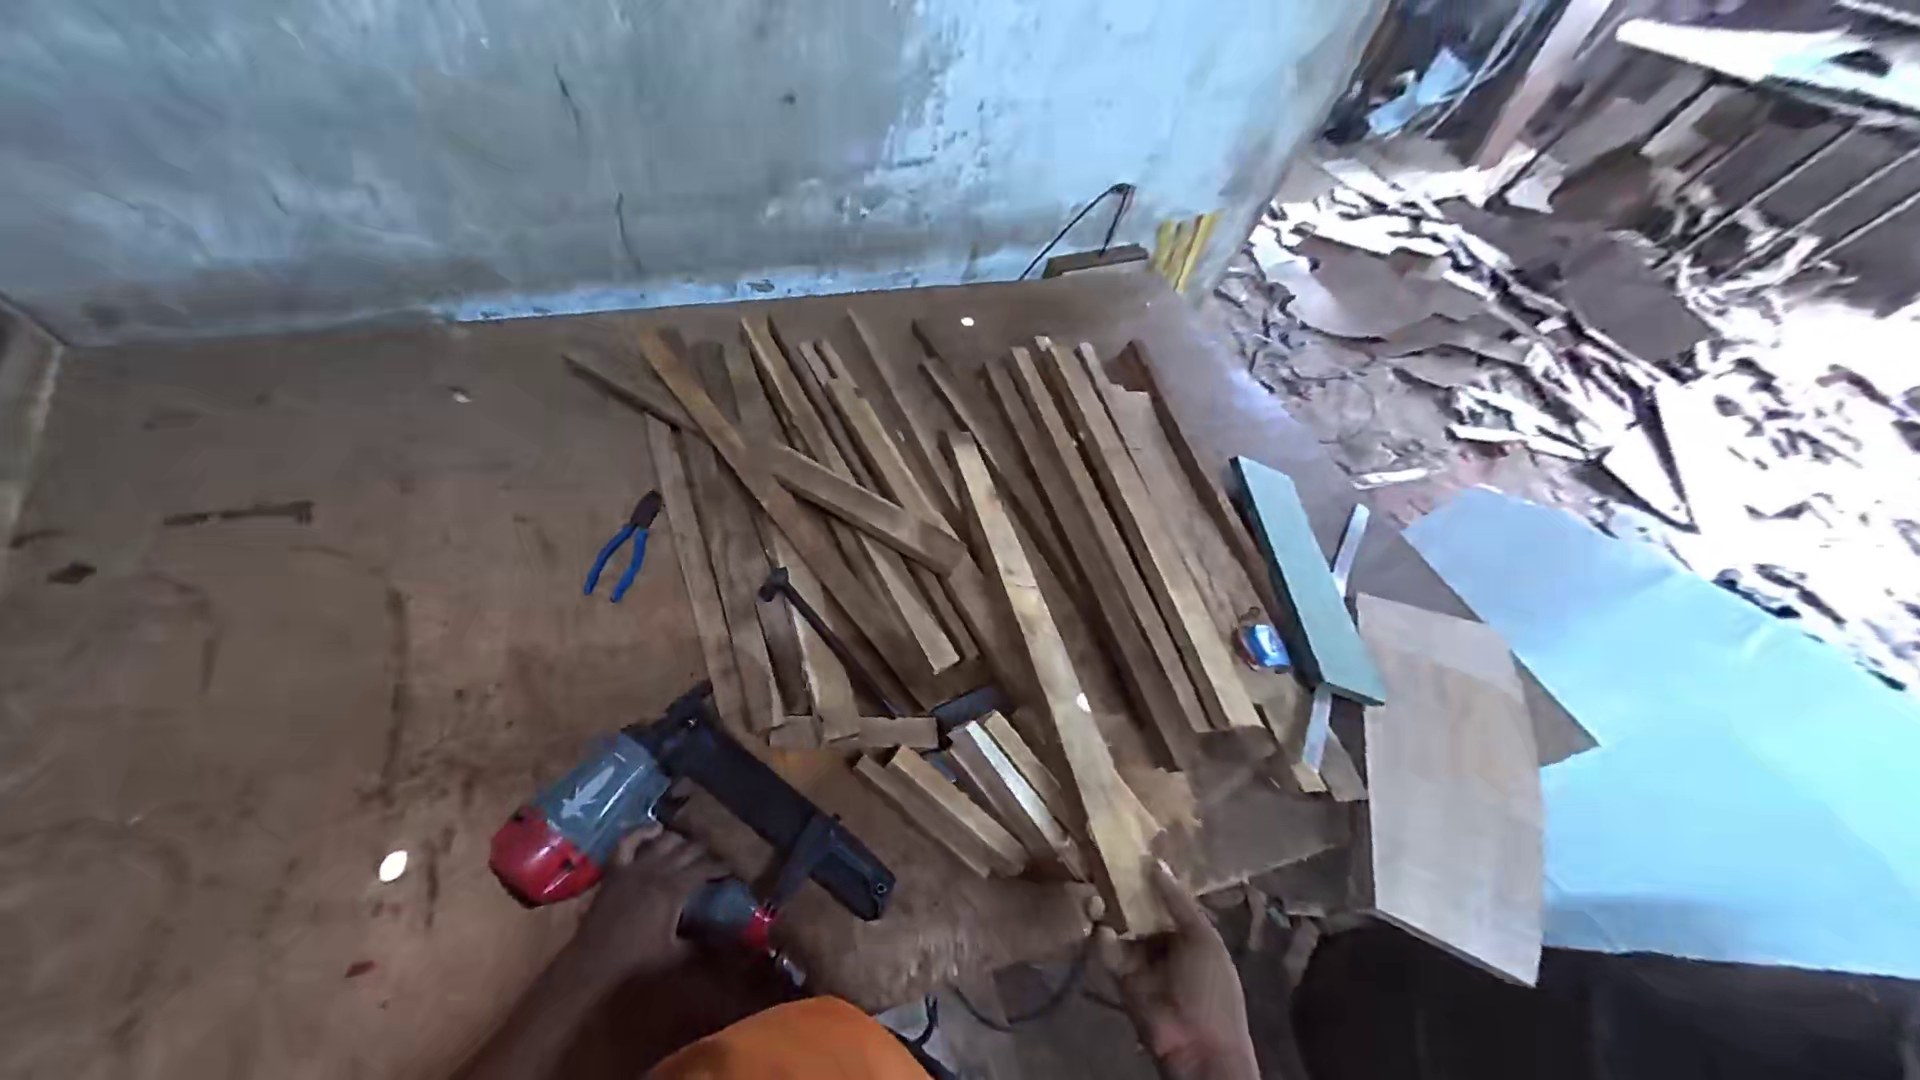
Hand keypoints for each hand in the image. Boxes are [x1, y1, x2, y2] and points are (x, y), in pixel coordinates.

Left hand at [561, 825, 727, 983]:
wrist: (590, 966)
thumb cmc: (634, 962)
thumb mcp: (674, 956)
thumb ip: (702, 945)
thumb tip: (728, 943)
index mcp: (674, 889)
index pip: (706, 868)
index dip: (721, 867)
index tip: (732, 869)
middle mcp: (657, 870)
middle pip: (689, 849)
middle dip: (705, 851)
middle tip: (714, 857)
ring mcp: (635, 867)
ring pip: (664, 841)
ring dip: (680, 841)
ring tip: (690, 846)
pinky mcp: (616, 870)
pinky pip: (628, 842)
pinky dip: (642, 832)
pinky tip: (655, 830)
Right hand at [1097, 863, 1259, 1079]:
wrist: (1198, 1048)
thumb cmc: (1212, 990)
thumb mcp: (1204, 940)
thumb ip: (1178, 901)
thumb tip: (1156, 863)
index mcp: (1187, 931)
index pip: (1164, 895)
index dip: (1150, 874)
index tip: (1132, 843)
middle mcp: (1161, 939)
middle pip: (1139, 905)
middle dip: (1125, 884)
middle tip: (1104, 852)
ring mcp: (1140, 956)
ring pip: (1121, 922)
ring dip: (1109, 904)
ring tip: (1093, 876)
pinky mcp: (1120, 973)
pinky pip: (1107, 948)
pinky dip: (1101, 934)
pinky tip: (1097, 919)